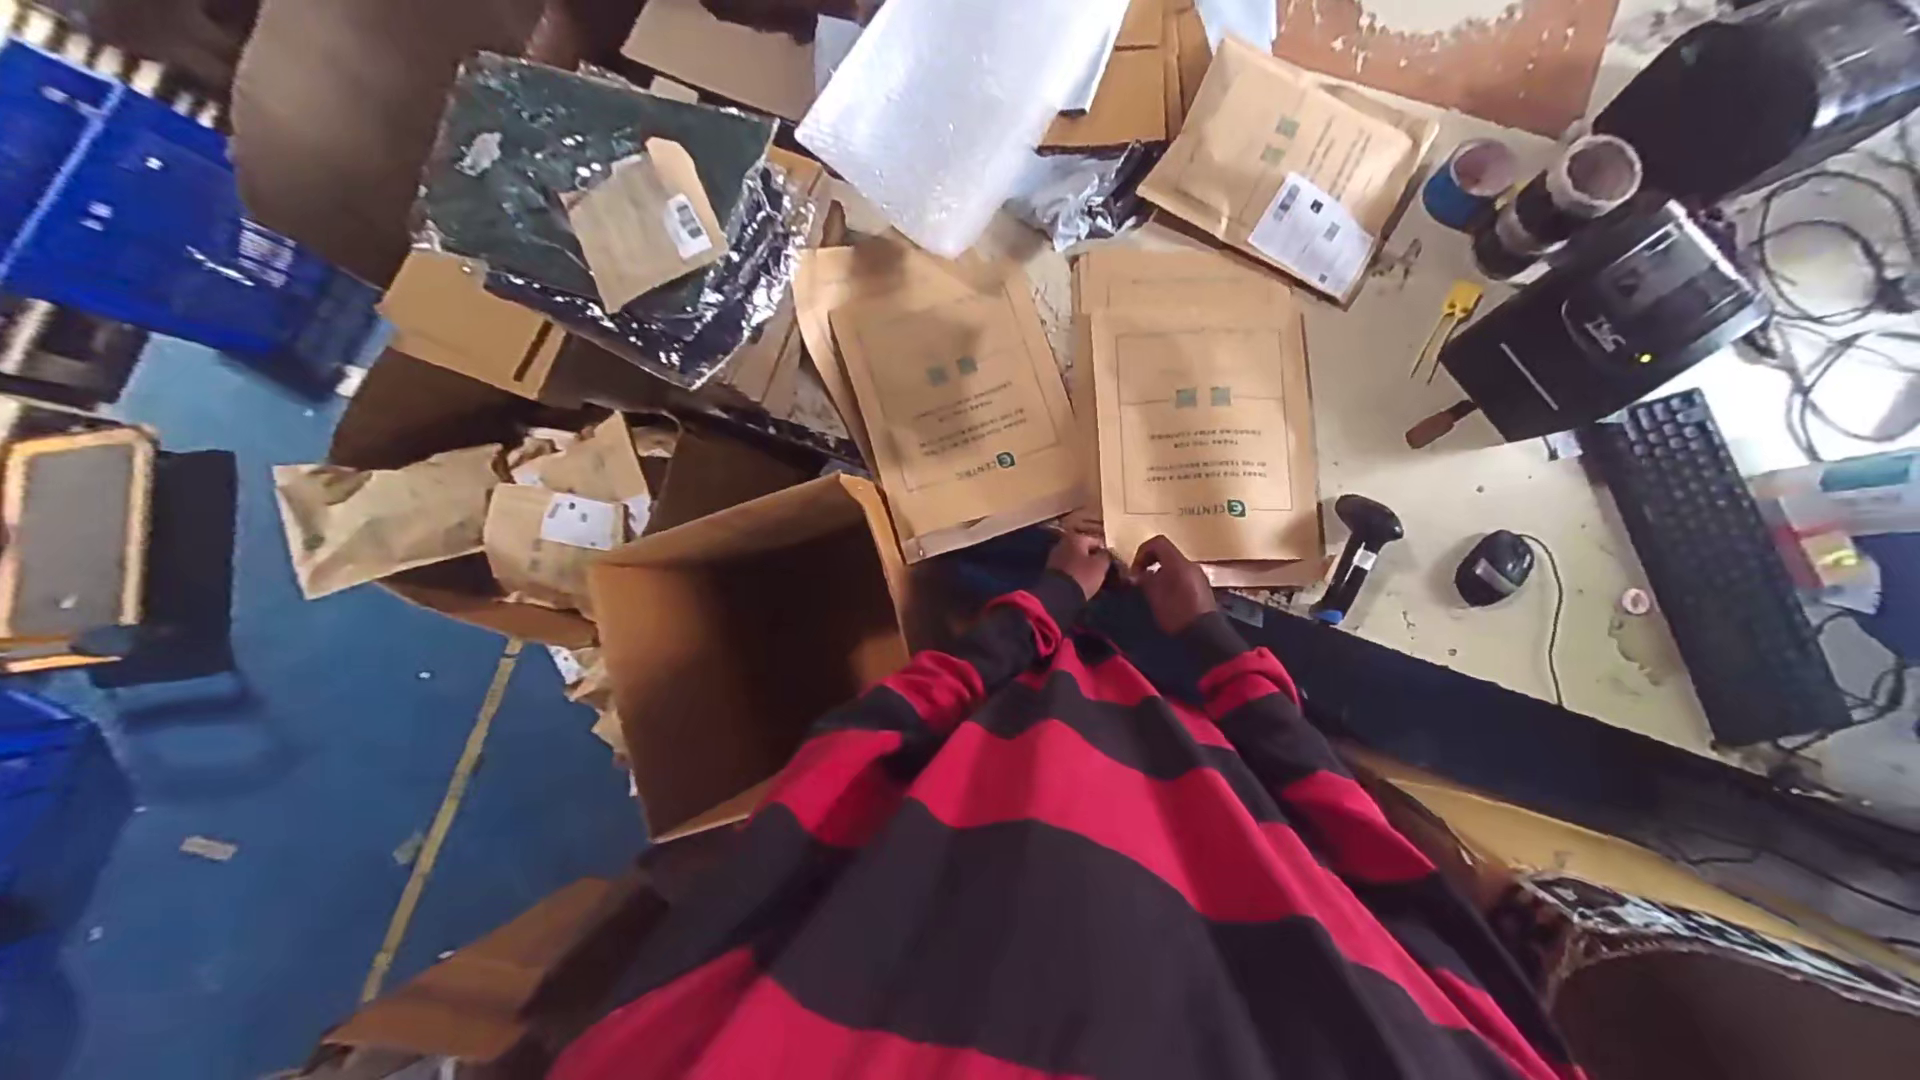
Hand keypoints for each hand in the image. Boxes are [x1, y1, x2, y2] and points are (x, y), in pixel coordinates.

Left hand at [1047, 532, 1111, 600]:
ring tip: (1093, 575)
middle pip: (1083, 548)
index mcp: (1076, 538)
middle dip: (1092, 557)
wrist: (1058, 595)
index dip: (1105, 550)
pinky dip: (1075, 571)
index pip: (1096, 540)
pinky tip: (1081, 579)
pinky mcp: (1050, 569)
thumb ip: (1105, 555)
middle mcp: (1063, 543)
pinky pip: (1068, 567)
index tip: (1111, 560)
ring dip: (1083, 564)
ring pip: (1075, 558)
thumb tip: (1106, 552)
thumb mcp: (1100, 565)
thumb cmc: (1082, 575)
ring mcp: (1055, 556)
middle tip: (1103, 568)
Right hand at [1129, 535, 1215, 632]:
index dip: (1142, 551)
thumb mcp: (1153, 595)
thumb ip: (1144, 579)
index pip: (1158, 542)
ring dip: (1160, 572)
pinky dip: (1171, 580)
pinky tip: (1166, 597)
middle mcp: (1190, 564)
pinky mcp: (1202, 587)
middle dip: (1150, 562)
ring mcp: (1199, 576)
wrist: (1204, 634)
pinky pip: (1183, 576)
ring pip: (1175, 565)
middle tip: (1140, 578)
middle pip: (1167, 553)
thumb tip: (1138, 574)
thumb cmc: (1175, 611)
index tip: (1135, 569)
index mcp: (1178, 562)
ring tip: (1151, 590)